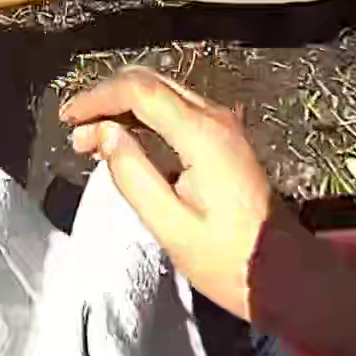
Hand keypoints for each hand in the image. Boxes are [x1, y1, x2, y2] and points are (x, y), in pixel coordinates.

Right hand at [61, 66, 270, 319]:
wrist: (286, 275)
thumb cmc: (229, 259)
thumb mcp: (172, 227)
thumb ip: (133, 175)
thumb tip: (103, 134)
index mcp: (202, 134)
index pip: (139, 91)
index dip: (98, 97)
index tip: (69, 117)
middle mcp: (212, 116)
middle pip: (147, 80)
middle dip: (105, 97)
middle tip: (75, 126)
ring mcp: (218, 121)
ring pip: (158, 89)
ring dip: (120, 103)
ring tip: (90, 134)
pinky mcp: (219, 133)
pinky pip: (170, 105)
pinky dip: (138, 112)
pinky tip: (120, 136)